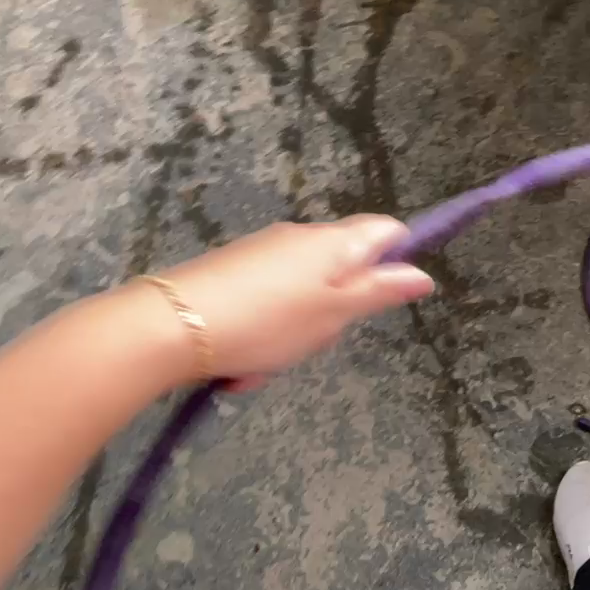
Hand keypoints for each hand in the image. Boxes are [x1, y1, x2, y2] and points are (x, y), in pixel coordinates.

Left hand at [154, 216, 433, 381]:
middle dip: (342, 302)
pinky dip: (267, 325)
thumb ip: (381, 291)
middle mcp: (302, 236)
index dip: (400, 255)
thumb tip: (424, 275)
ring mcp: (263, 249)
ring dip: (300, 323)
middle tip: (323, 338)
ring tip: (272, 360)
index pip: (387, 229)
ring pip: (305, 286)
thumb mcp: (336, 314)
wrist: (165, 327)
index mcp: (336, 242)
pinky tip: (243, 360)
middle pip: (344, 262)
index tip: (389, 292)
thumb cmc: (268, 321)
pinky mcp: (230, 268)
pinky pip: (268, 296)